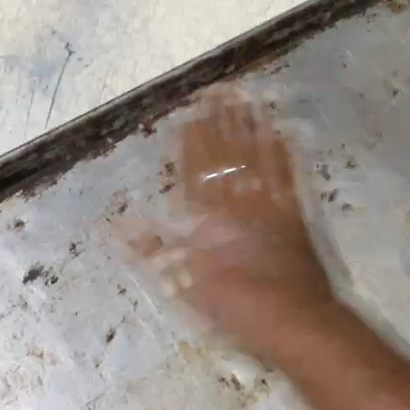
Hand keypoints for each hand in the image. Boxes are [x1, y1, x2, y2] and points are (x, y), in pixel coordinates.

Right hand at [162, 89, 340, 357]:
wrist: (294, 320)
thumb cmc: (234, 304)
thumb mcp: (182, 283)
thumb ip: (150, 249)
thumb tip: (113, 226)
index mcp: (207, 216)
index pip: (194, 167)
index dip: (191, 138)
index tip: (188, 110)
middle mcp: (237, 201)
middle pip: (226, 153)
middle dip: (218, 120)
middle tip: (216, 89)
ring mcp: (270, 204)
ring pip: (257, 155)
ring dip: (250, 124)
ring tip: (246, 96)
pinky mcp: (296, 214)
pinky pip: (289, 175)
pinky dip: (285, 152)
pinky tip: (283, 131)